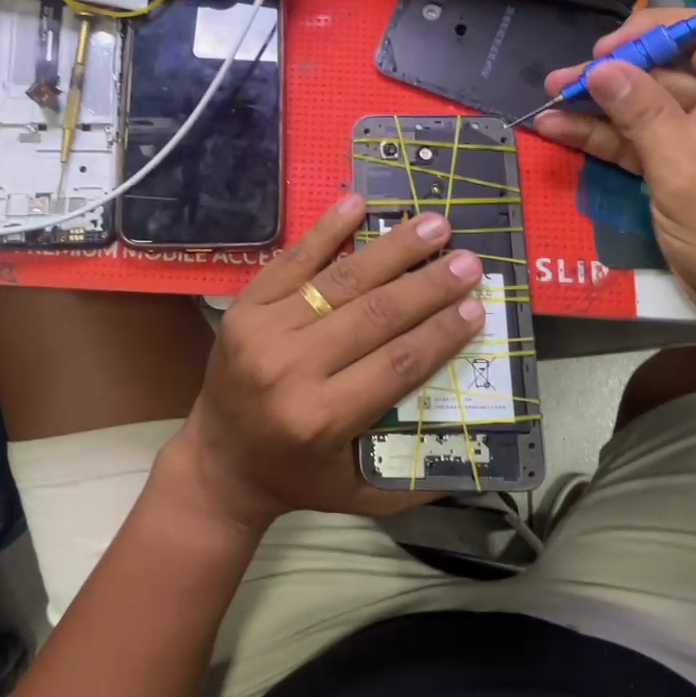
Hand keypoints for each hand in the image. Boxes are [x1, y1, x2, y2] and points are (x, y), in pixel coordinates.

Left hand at [154, 195, 486, 533]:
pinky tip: (356, 203)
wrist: (217, 461)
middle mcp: (291, 369)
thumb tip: (478, 443)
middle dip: (428, 285)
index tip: (476, 307)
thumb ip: (415, 473)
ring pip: (339, 281)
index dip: (441, 332)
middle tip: (467, 260)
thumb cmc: (295, 477)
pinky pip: (291, 261)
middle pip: (374, 315)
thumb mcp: (359, 493)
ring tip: (433, 224)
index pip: (397, 363)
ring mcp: (263, 331)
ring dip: (391, 249)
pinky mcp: (244, 307)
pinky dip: (325, 230)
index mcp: (322, 417)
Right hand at [533, 0, 695, 322]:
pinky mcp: (687, 158)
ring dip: (607, 89)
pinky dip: (603, 128)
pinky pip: (642, 129)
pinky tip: (555, 126)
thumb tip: (602, 69)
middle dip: (640, 43)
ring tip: (555, 90)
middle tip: (592, 61)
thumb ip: (643, 116)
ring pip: (659, 87)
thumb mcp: (690, 174)